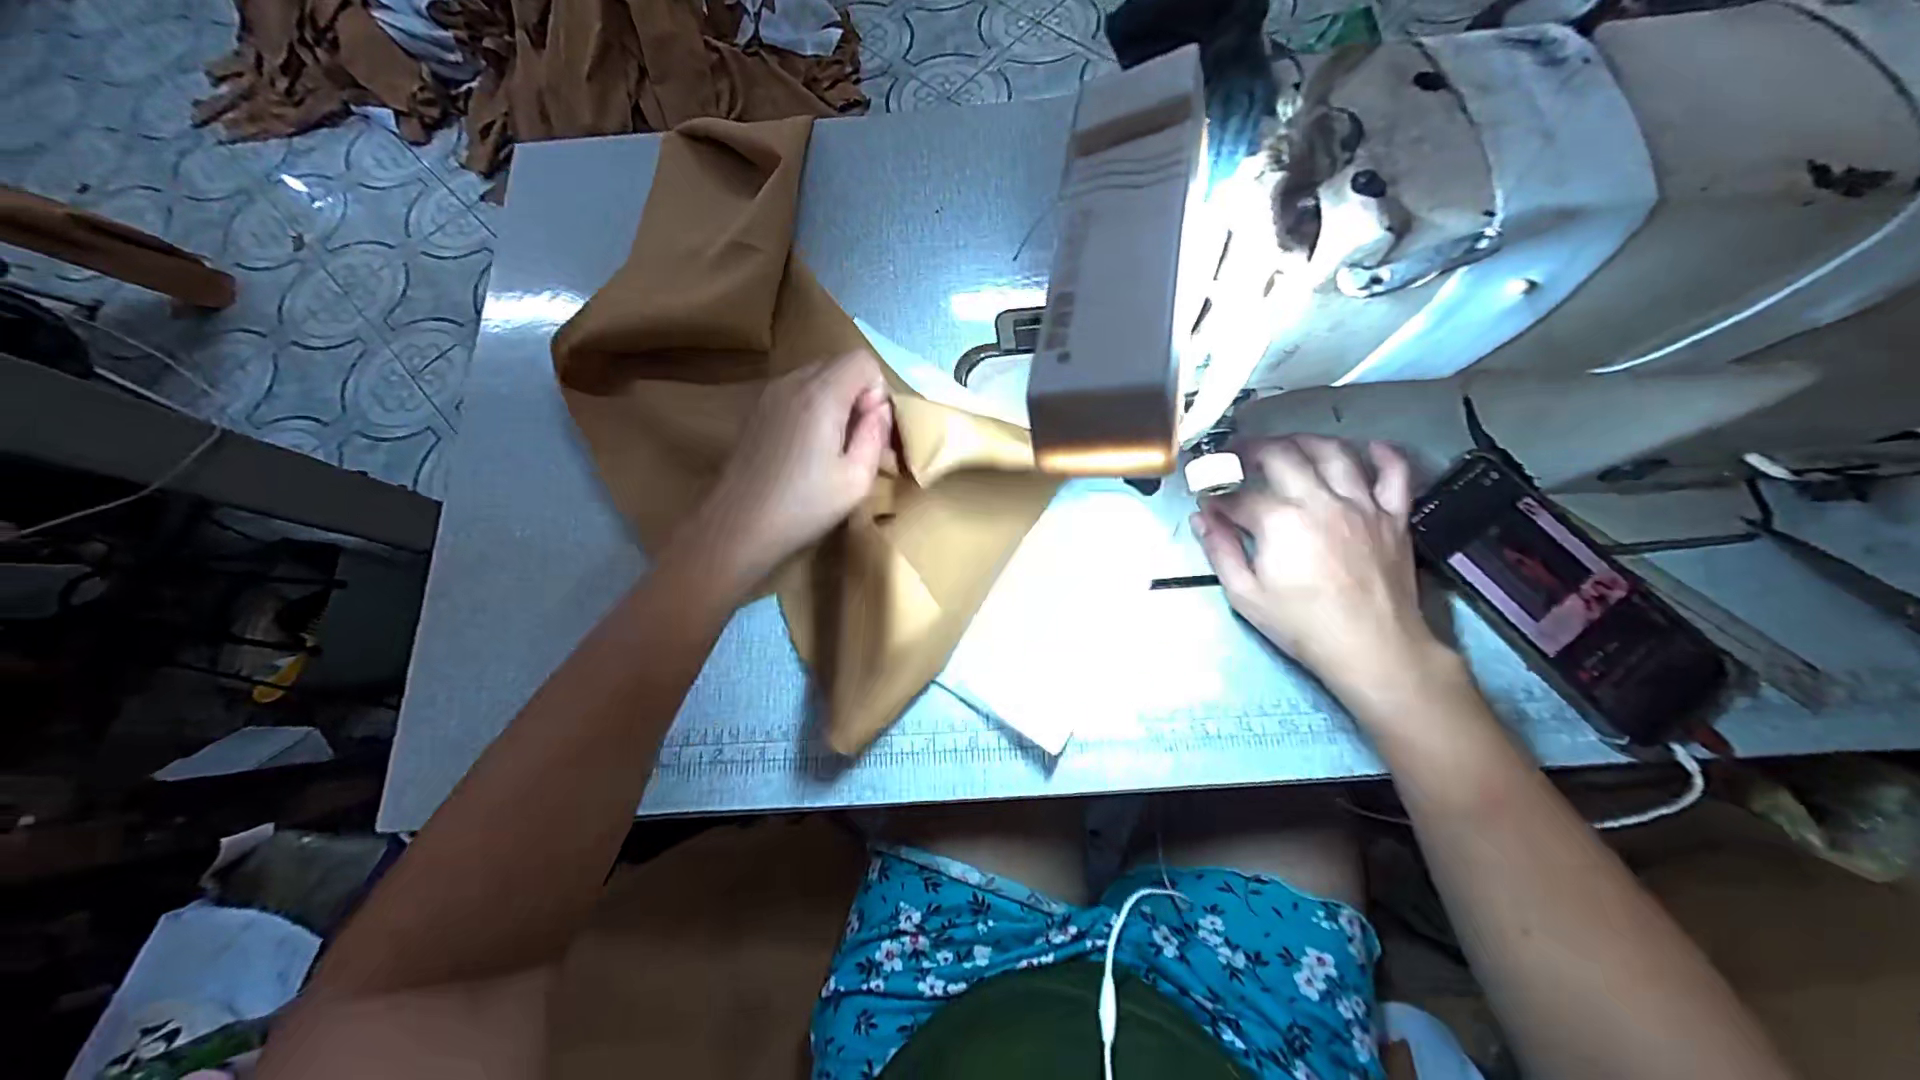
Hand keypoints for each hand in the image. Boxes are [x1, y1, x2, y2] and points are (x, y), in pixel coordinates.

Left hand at [677, 351, 893, 590]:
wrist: (737, 526)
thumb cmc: (803, 507)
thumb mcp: (856, 480)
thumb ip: (875, 434)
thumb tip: (879, 409)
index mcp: (821, 395)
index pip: (863, 360)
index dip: (876, 391)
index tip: (869, 429)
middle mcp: (793, 382)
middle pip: (839, 363)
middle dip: (857, 394)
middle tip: (854, 440)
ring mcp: (770, 393)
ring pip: (817, 376)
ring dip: (834, 401)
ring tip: (830, 446)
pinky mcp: (756, 409)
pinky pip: (796, 391)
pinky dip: (812, 407)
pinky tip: (805, 449)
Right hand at [1194, 435, 1449, 703]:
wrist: (1371, 648)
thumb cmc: (1301, 625)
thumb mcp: (1245, 594)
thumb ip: (1220, 550)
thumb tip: (1202, 519)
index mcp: (1280, 520)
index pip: (1240, 495)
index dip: (1218, 495)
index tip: (1209, 501)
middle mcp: (1321, 500)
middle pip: (1283, 456)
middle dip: (1253, 450)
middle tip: (1238, 455)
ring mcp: (1362, 505)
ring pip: (1334, 453)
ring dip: (1305, 441)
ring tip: (1288, 444)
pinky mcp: (1393, 516)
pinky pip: (1393, 473)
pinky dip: (1382, 454)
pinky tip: (1366, 447)